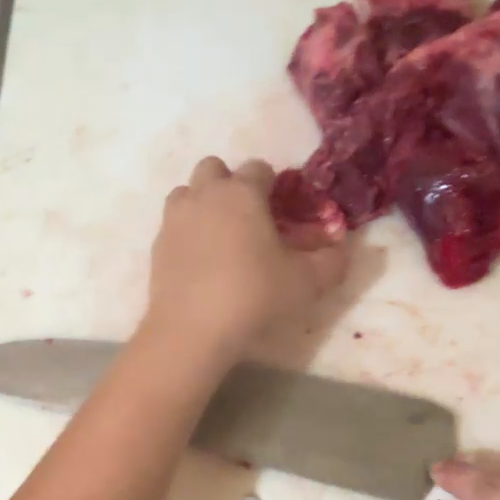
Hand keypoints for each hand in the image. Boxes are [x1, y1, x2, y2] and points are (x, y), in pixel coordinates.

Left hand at [142, 157, 349, 361]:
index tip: (282, 212)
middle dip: (230, 184)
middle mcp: (204, 195)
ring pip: (187, 193)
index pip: (260, 168)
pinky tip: (199, 262)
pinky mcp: (156, 247)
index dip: (274, 186)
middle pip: (214, 169)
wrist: (190, 331)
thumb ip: (331, 261)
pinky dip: (186, 234)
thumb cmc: (253, 297)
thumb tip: (343, 249)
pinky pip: (172, 226)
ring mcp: (175, 220)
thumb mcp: (305, 283)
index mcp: (242, 192)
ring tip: (219, 237)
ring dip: (202, 204)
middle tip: (247, 219)